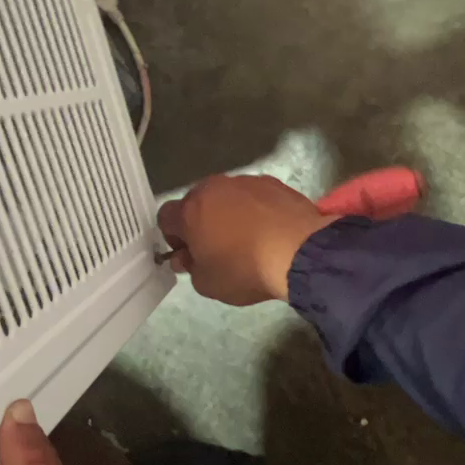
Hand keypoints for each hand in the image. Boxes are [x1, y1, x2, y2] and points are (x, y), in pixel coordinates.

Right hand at [156, 175, 333, 304]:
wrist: (299, 251)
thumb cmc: (245, 269)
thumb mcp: (208, 283)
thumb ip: (190, 267)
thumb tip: (185, 257)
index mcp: (190, 210)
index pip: (165, 217)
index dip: (173, 237)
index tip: (188, 253)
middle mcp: (213, 188)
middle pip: (196, 203)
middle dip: (200, 223)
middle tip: (216, 248)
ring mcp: (244, 181)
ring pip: (226, 197)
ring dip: (228, 214)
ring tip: (247, 239)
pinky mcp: (272, 183)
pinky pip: (253, 196)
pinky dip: (254, 210)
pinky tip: (268, 230)